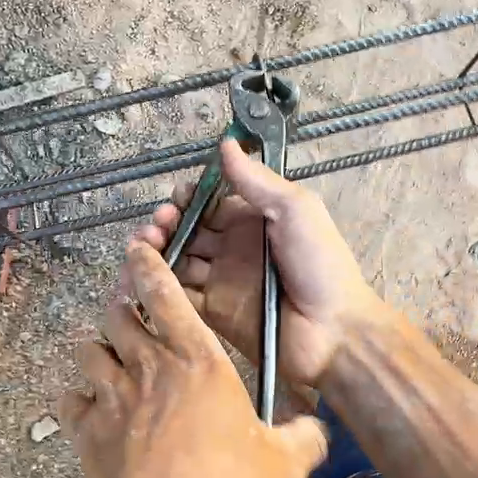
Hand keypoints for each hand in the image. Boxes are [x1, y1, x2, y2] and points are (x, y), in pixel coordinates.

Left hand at [11, 243, 328, 477]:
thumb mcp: (284, 466)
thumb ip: (304, 437)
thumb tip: (320, 428)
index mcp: (198, 360)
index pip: (165, 293)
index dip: (149, 264)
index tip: (139, 248)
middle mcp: (149, 365)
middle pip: (118, 313)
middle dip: (120, 306)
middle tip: (128, 312)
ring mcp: (112, 396)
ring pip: (89, 349)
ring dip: (96, 348)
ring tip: (105, 356)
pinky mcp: (86, 430)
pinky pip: (70, 401)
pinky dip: (76, 400)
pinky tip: (85, 410)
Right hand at [136, 139, 389, 390]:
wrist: (335, 333)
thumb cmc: (321, 265)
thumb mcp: (295, 210)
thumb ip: (257, 181)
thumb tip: (226, 144)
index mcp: (252, 221)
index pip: (209, 203)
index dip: (188, 198)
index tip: (177, 197)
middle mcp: (232, 248)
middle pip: (187, 230)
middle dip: (166, 222)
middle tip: (159, 223)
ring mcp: (220, 281)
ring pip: (176, 260)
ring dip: (156, 248)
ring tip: (144, 243)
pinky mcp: (211, 313)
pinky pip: (177, 294)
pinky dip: (156, 283)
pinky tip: (142, 272)